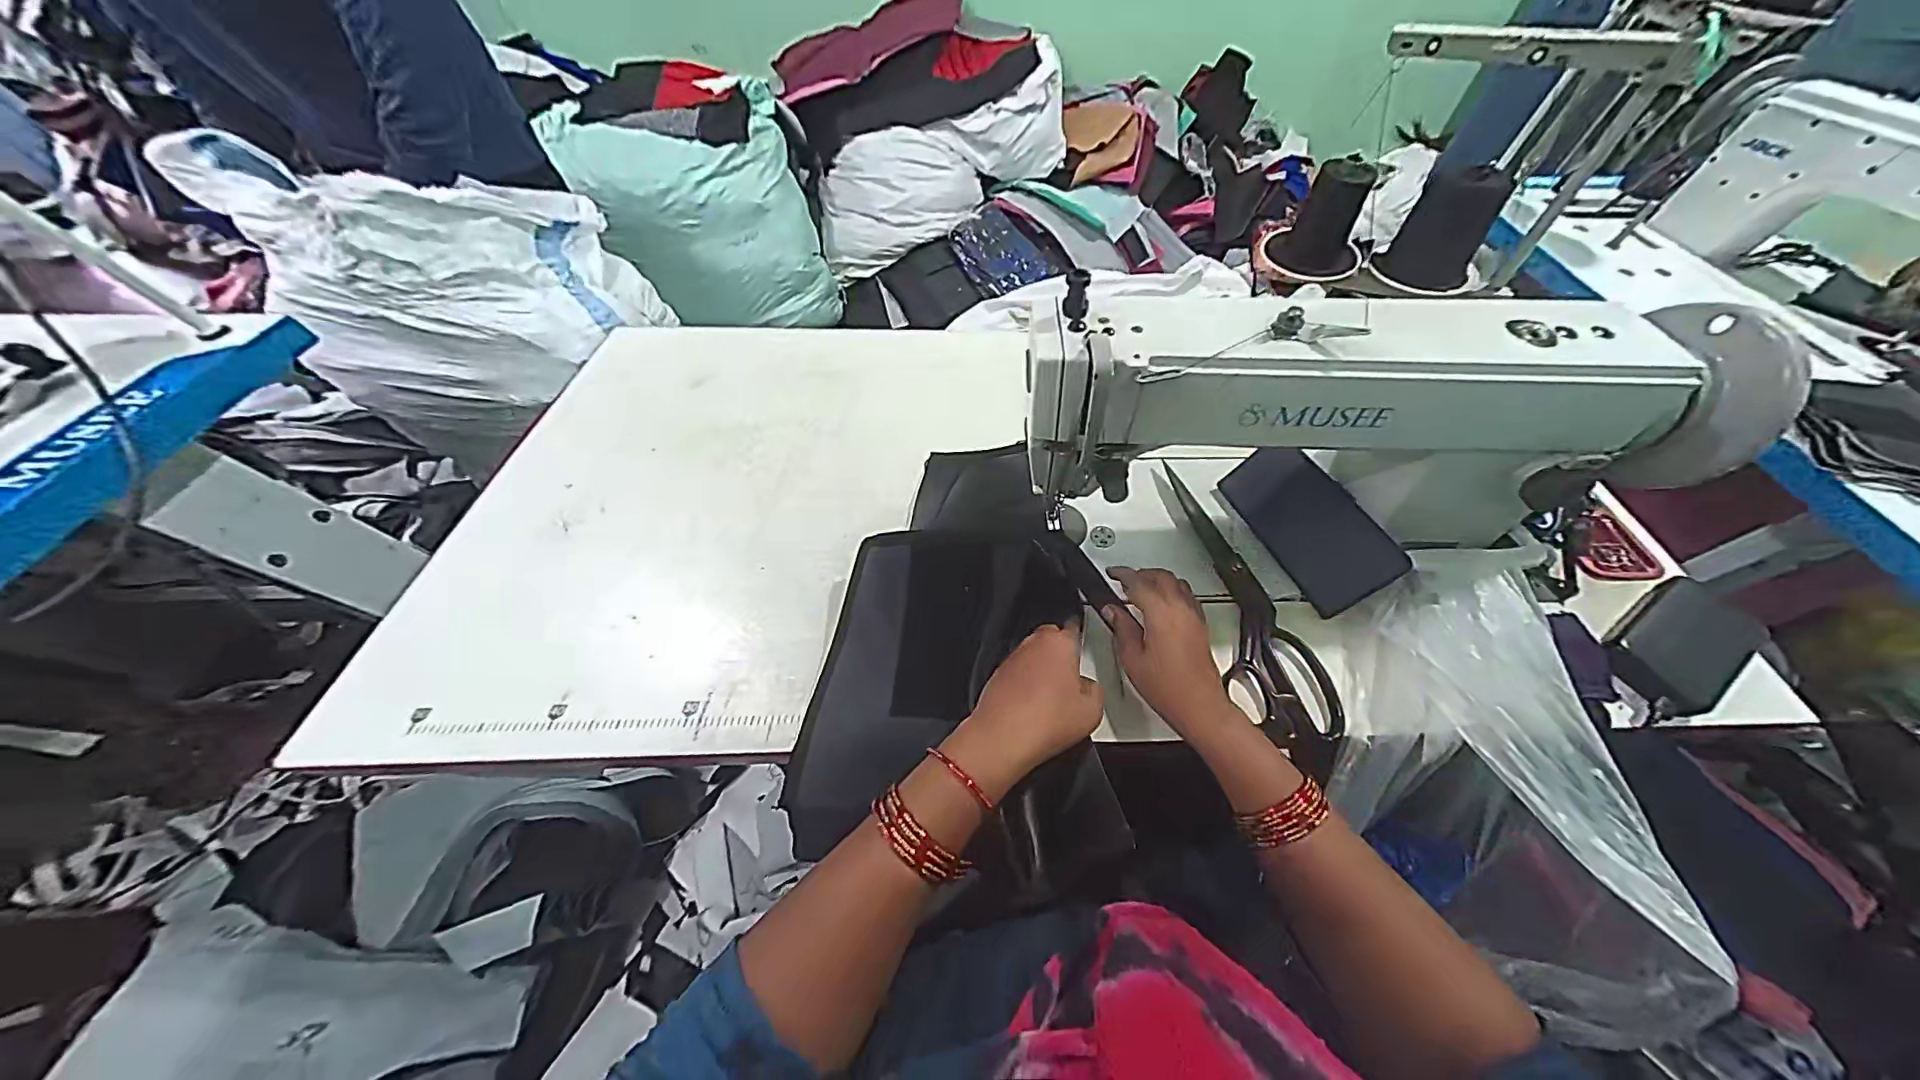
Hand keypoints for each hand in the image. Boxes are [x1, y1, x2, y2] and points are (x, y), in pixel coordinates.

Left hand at [945, 624, 1103, 796]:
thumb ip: (1095, 690)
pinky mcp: (997, 676)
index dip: (1081, 639)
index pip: (1074, 628)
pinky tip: (1033, 708)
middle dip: (1061, 656)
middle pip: (1052, 641)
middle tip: (1072, 682)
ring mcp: (1012, 659)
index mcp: (1059, 642)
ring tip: (1052, 701)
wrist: (1003, 738)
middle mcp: (1033, 644)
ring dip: (1042, 672)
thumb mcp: (1092, 710)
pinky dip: (1025, 685)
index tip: (1085, 647)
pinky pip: (1017, 674)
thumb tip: (1088, 689)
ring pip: (1033, 658)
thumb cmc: (1043, 720)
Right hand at [1103, 567, 1236, 736]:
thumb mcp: (1132, 658)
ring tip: (1141, 589)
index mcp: (1161, 614)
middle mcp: (1181, 610)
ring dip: (1158, 580)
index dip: (1122, 574)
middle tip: (1123, 580)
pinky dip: (1172, 591)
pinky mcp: (1201, 626)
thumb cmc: (1170, 689)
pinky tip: (1163, 603)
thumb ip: (1122, 628)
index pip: (1138, 582)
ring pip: (1176, 583)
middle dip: (1140, 573)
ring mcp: (1194, 617)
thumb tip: (1113, 611)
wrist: (1199, 706)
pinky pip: (1187, 596)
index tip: (1112, 573)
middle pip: (1160, 576)